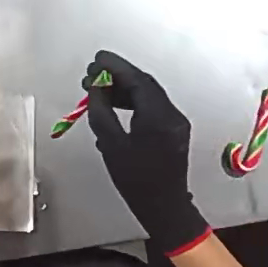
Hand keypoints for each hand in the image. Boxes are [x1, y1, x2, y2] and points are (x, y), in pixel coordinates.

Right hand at [84, 51, 208, 255]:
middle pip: (144, 85)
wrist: (164, 207)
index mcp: (159, 116)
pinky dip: (132, 102)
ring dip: (124, 90)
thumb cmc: (136, 181)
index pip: (137, 81)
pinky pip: (151, 107)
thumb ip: (102, 114)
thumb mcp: (112, 146)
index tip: (98, 59)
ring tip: (97, 90)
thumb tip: (96, 90)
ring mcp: (175, 122)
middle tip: (92, 73)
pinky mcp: (173, 130)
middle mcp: (172, 114)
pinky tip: (113, 106)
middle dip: (118, 76)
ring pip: (147, 96)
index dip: (116, 67)